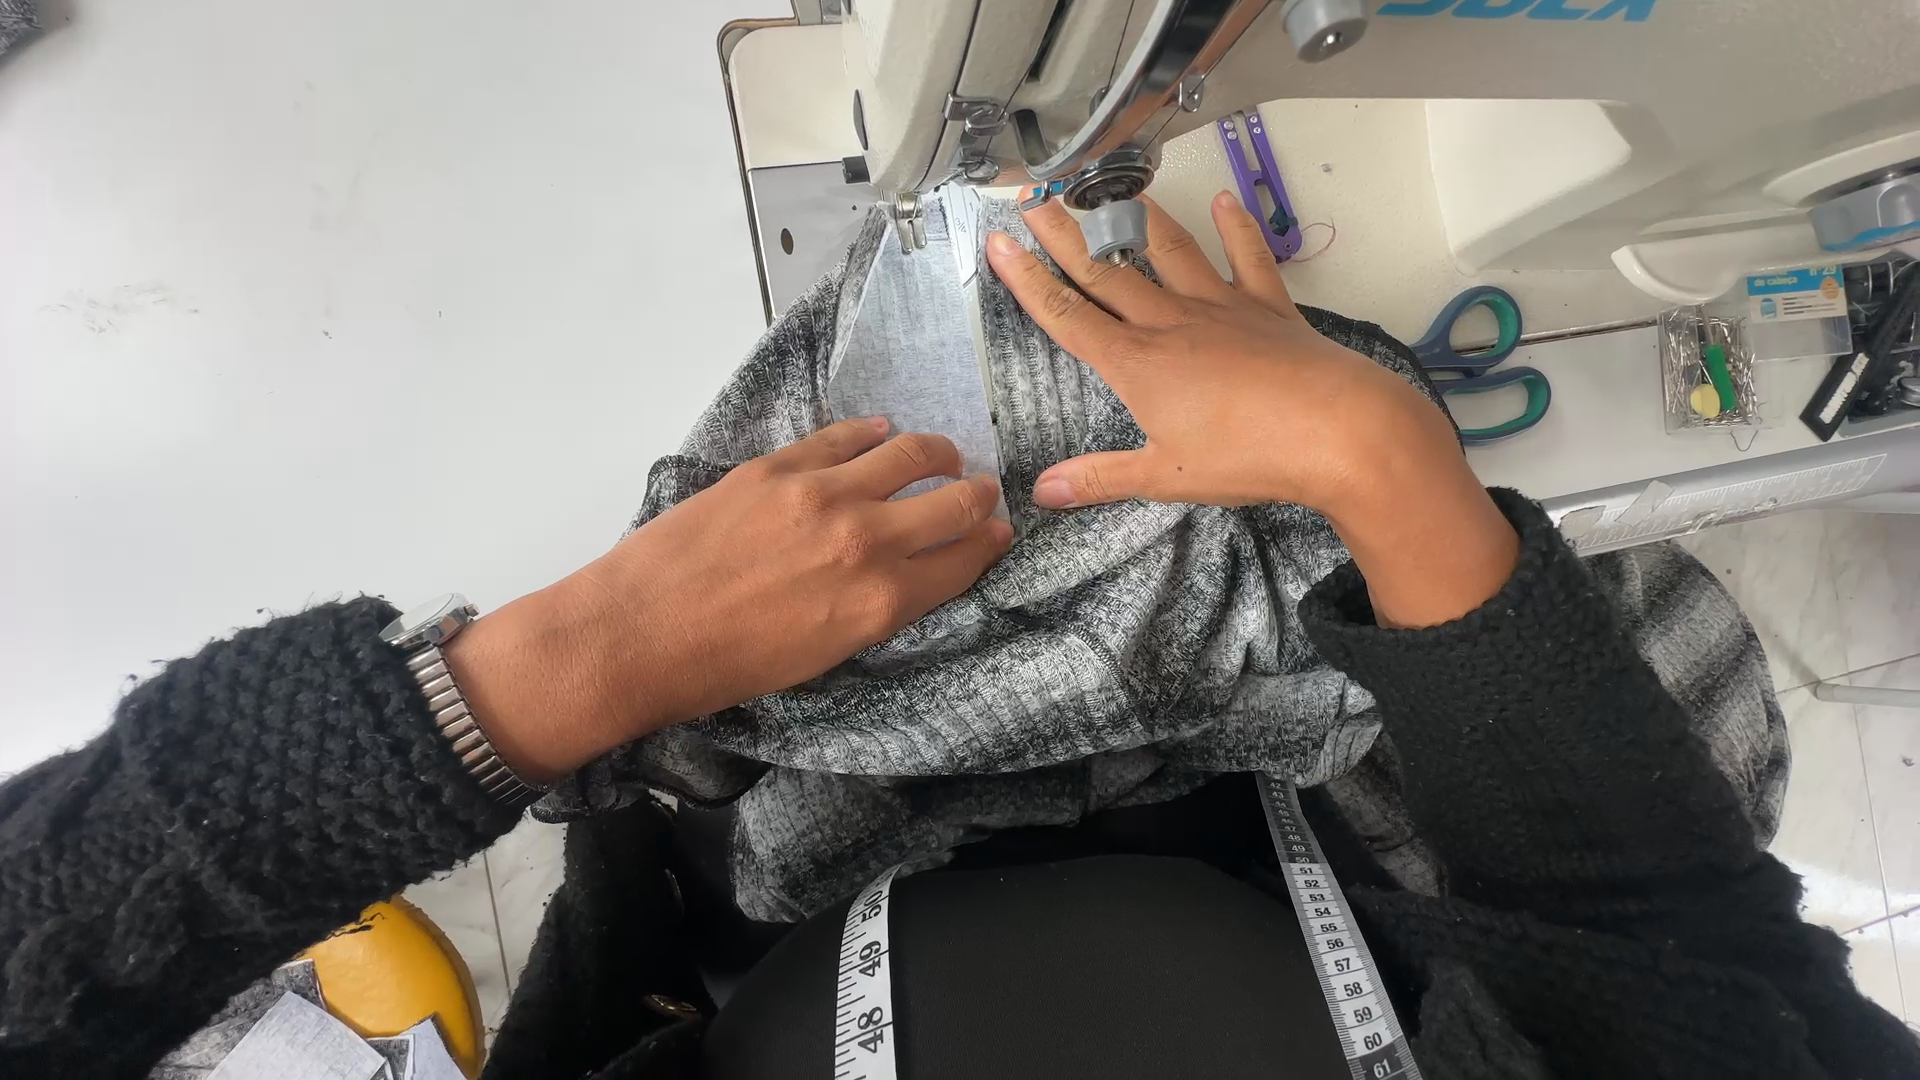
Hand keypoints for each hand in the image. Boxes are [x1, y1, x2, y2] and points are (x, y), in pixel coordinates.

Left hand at [444, 418, 1011, 781]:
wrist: (638, 635)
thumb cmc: (731, 666)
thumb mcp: (826, 655)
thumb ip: (880, 607)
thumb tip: (911, 571)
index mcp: (881, 602)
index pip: (963, 560)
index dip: (990, 543)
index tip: (998, 531)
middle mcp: (866, 542)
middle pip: (954, 503)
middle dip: (979, 496)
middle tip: (982, 491)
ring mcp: (822, 494)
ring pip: (909, 453)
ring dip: (938, 453)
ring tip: (942, 455)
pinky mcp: (779, 466)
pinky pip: (845, 435)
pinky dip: (873, 433)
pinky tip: (881, 433)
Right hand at [987, 192, 1516, 627]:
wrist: (1339, 431)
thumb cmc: (1245, 456)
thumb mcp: (1163, 476)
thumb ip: (1098, 478)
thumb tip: (1040, 491)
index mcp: (1137, 364)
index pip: (1068, 315)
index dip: (1028, 281)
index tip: (1000, 242)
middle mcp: (1170, 323)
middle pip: (1105, 272)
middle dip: (1064, 235)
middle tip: (1034, 198)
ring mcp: (1220, 307)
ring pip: (1168, 252)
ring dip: (1135, 219)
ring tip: (1111, 186)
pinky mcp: (1267, 307)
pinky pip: (1247, 259)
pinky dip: (1236, 229)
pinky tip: (1224, 201)